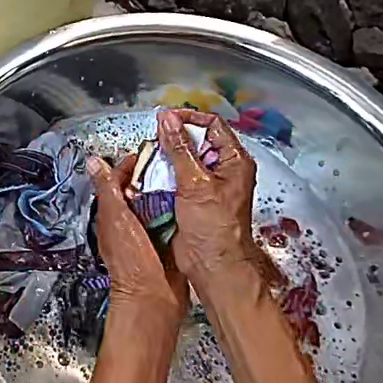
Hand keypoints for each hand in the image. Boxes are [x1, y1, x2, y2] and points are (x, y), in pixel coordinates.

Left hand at [86, 153, 188, 322]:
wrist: (153, 298)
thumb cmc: (131, 263)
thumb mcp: (116, 219)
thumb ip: (108, 190)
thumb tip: (92, 162)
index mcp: (112, 214)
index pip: (119, 179)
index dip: (131, 164)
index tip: (149, 152)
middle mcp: (129, 222)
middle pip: (141, 189)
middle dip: (154, 175)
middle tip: (171, 162)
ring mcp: (149, 232)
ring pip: (158, 203)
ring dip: (169, 191)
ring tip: (183, 176)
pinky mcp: (167, 242)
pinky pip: (174, 219)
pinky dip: (180, 210)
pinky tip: (191, 202)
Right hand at [157, 109, 270, 309]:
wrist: (212, 265)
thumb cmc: (214, 228)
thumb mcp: (195, 182)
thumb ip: (179, 148)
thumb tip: (167, 120)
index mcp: (234, 161)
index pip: (212, 125)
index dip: (188, 118)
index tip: (166, 118)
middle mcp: (222, 170)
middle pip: (195, 141)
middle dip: (172, 139)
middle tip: (154, 140)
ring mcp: (206, 185)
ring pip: (182, 160)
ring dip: (164, 158)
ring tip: (149, 158)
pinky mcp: (192, 198)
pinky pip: (174, 178)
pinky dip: (161, 175)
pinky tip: (148, 176)